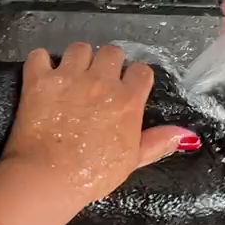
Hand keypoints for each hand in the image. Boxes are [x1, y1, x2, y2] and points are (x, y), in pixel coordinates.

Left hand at [0, 43, 191, 211]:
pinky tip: (43, 74)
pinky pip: (39, 55)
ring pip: (78, 48)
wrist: (48, 177)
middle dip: (106, 63)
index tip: (125, 88)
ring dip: (77, 59)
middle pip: (111, 52)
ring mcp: (69, 77)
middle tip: (97, 81)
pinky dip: (40, 62)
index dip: (134, 78)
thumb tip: (186, 134)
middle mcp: (100, 81)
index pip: (141, 70)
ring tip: (72, 76)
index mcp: (128, 99)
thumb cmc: (93, 174)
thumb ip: (157, 142)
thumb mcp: (132, 160)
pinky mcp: (39, 80)